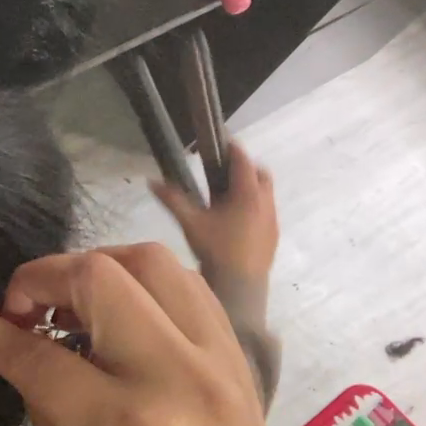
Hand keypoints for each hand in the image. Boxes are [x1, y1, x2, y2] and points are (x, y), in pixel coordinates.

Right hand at [0, 246, 306, 425]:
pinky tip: (118, 312)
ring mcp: (218, 359)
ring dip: (94, 269)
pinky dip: (139, 283)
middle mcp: (178, 378)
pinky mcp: (239, 353)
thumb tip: (9, 335)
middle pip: (99, 277)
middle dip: (41, 279)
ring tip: (72, 305)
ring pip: (149, 261)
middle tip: (23, 311)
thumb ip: (40, 392)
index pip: (39, 356)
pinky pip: (184, 283)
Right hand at [154, 143, 277, 306]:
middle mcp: (265, 202)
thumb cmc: (215, 249)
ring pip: (266, 192)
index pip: (242, 161)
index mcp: (247, 194)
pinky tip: (236, 220)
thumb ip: (172, 199)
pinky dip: (255, 205)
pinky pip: (267, 210)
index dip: (233, 148)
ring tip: (228, 195)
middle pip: (261, 173)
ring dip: (251, 186)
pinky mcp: (273, 234)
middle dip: (245, 166)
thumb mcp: (189, 223)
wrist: (241, 284)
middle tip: (224, 169)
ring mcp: (272, 218)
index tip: (222, 141)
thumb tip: (151, 181)